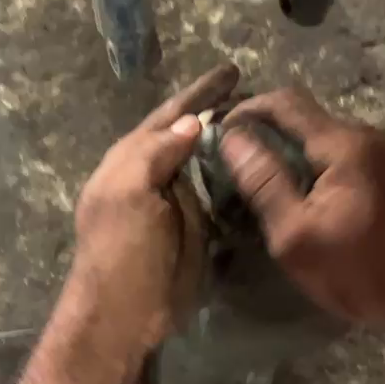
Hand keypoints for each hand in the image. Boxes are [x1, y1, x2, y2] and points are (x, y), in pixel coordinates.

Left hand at [70, 64, 239, 343]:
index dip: (197, 93)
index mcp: (129, 160)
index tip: (232, 70)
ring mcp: (173, 202)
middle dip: (216, 112)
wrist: (124, 313)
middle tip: (255, 94)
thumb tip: (192, 121)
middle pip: (187, 134)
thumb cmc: (120, 250)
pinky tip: (258, 168)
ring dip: (228, 143)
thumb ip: (156, 153)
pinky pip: (216, 194)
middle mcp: (151, 174)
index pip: (167, 116)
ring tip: (264, 123)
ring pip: (204, 162)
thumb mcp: (129, 193)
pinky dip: (234, 177)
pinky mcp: (193, 229)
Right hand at [221, 88, 384, 340]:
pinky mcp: (384, 171)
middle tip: (228, 154)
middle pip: (301, 113)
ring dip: (282, 144)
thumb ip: (263, 182)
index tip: (216, 131)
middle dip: (261, 127)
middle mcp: (363, 135)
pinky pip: (333, 150)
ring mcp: (378, 152)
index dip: (244, 109)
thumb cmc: (361, 271)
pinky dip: (304, 159)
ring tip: (251, 172)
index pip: (284, 102)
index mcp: (342, 144)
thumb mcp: (296, 235)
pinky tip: (288, 186)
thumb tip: (230, 138)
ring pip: (317, 132)